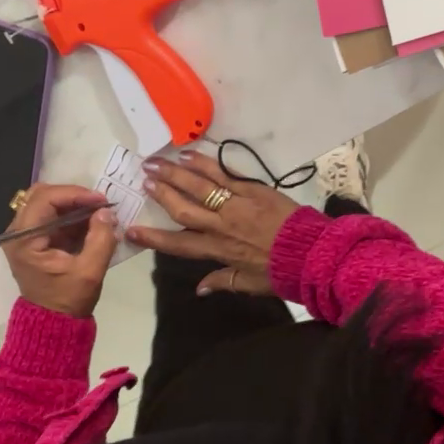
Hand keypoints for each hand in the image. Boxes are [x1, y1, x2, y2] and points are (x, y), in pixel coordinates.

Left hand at [3, 184, 117, 316]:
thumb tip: (107, 212)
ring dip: (74, 205)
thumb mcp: (89, 272)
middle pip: (42, 196)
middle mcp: (18, 232)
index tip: (101, 200)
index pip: (45, 199)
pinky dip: (73, 216)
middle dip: (74, 196)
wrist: (55, 323)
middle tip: (99, 204)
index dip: (75, 194)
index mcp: (24, 239)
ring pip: (47, 204)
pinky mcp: (36, 240)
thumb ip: (100, 239)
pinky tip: (93, 223)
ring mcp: (26, 235)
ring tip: (99, 214)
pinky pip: (53, 217)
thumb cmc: (68, 300)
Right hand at [128, 150, 299, 295]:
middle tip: (143, 178)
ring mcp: (236, 203)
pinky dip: (204, 162)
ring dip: (175, 172)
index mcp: (219, 250)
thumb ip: (223, 282)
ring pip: (199, 185)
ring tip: (156, 161)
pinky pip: (223, 172)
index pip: (179, 245)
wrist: (312, 252)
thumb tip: (199, 290)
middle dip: (162, 193)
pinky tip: (189, 154)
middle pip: (184, 207)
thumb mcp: (250, 284)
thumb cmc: (282, 272)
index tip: (131, 230)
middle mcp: (222, 225)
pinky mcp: (252, 188)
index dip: (154, 238)